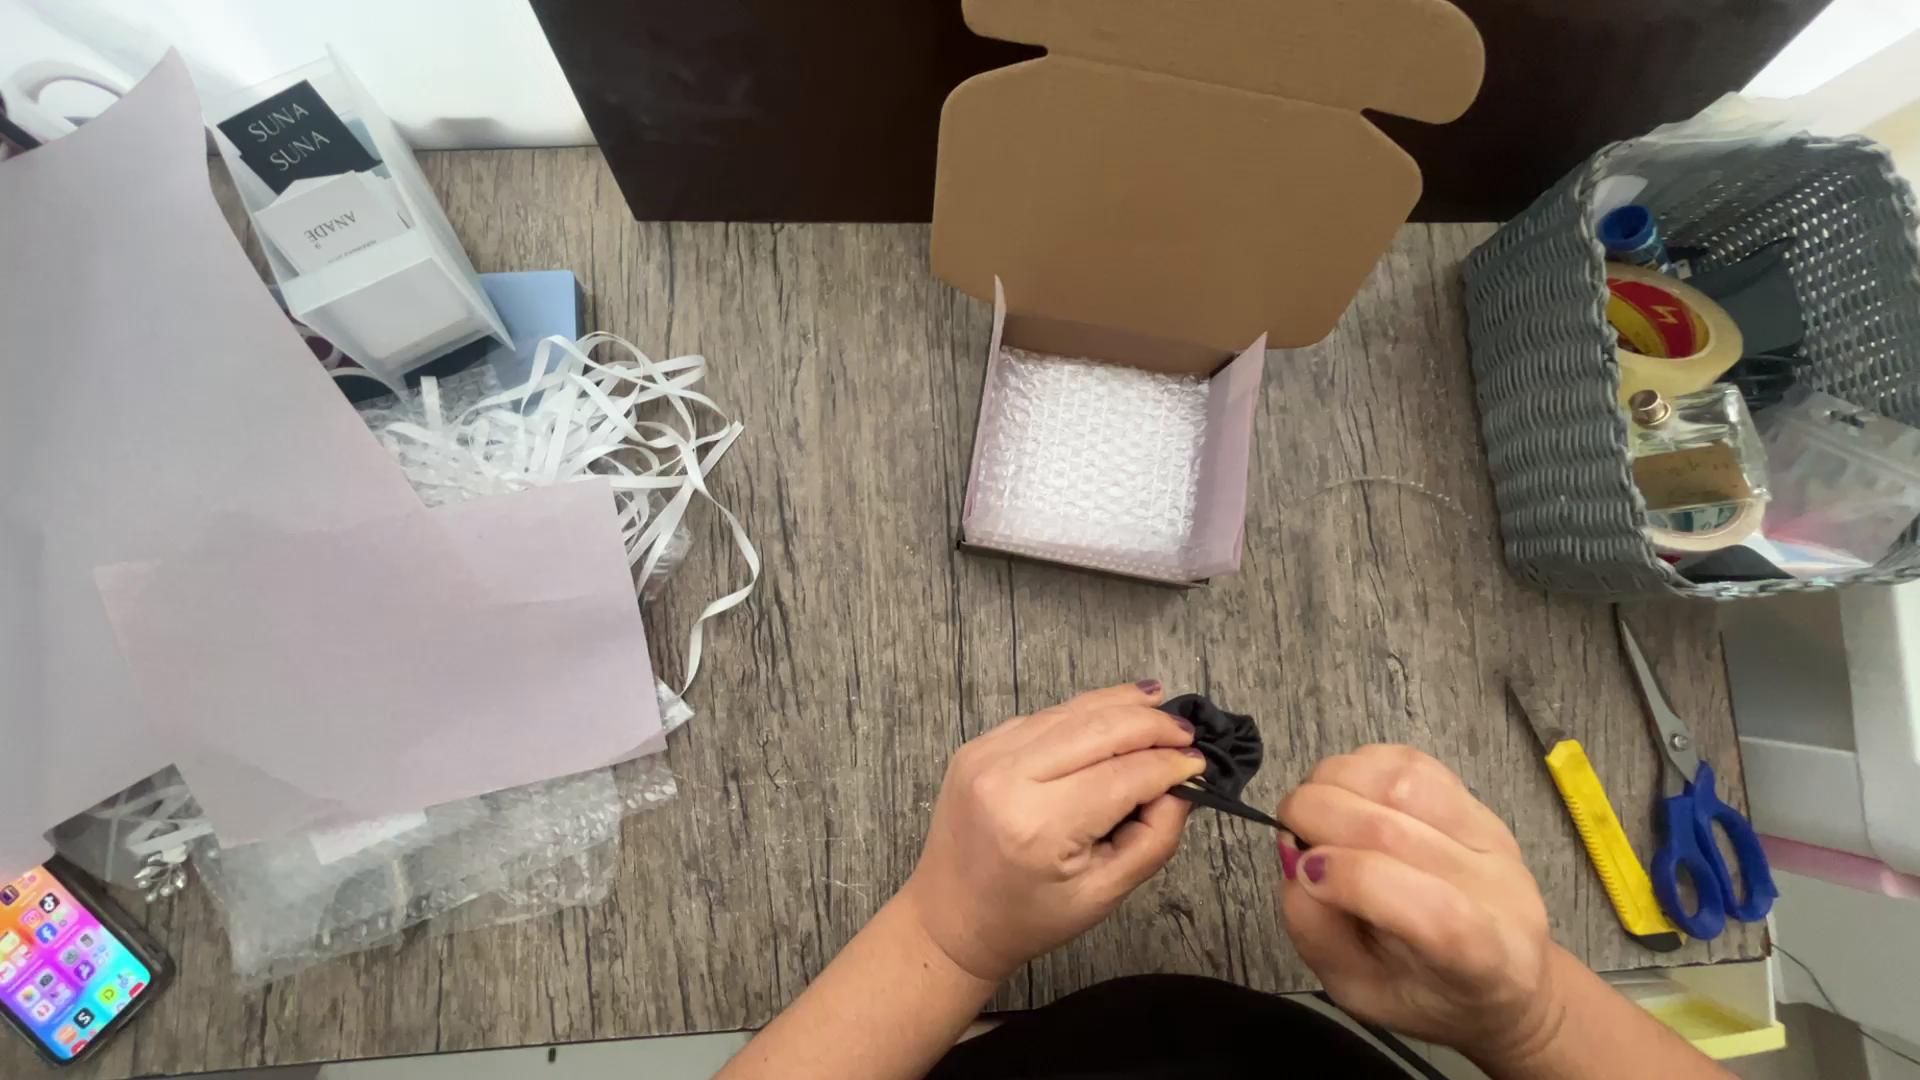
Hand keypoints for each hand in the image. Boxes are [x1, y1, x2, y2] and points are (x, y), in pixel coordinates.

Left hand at [898, 682, 1206, 982]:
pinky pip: (1042, 718)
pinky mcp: (978, 744)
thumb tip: (1182, 785)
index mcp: (1038, 825)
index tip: (1198, 762)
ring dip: (1117, 705)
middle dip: (1148, 723)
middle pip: (1095, 729)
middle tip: (1186, 728)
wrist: (949, 916)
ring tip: (1156, 701)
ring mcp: (986, 754)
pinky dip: (1081, 714)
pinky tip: (1109, 714)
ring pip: (1068, 712)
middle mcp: (1007, 777)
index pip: (1121, 777)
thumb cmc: (1028, 916)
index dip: (1167, 765)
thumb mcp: (1102, 894)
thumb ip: (1151, 839)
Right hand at [1276, 745, 1562, 1063]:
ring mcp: (1491, 836)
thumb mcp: (1358, 992)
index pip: (1434, 912)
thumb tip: (1297, 860)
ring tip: (1317, 812)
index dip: (1353, 880)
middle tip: (1292, 837)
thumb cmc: (1423, 991)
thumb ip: (1316, 932)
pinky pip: (1406, 760)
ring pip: (1398, 781)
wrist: (1502, 976)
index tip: (1304, 873)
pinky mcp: (1474, 800)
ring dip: (1330, 783)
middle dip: (1313, 818)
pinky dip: (1356, 766)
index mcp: (1485, 962)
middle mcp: (1501, 892)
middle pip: (1395, 831)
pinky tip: (1345, 793)